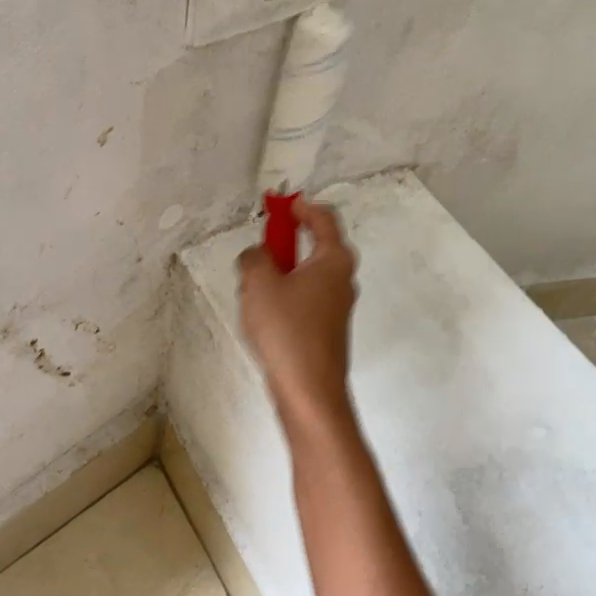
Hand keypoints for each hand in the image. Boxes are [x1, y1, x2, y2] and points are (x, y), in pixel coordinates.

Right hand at [237, 201, 358, 412]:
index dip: (301, 207)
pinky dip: (284, 300)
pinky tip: (263, 321)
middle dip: (284, 247)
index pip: (324, 218)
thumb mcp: (259, 283)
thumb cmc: (287, 330)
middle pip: (315, 248)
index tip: (281, 206)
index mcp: (334, 260)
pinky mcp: (328, 331)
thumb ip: (254, 258)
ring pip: (306, 277)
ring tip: (252, 295)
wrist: (309, 390)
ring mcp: (338, 307)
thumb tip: (257, 256)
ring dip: (279, 277)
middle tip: (258, 255)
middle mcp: (343, 279)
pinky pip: (304, 301)